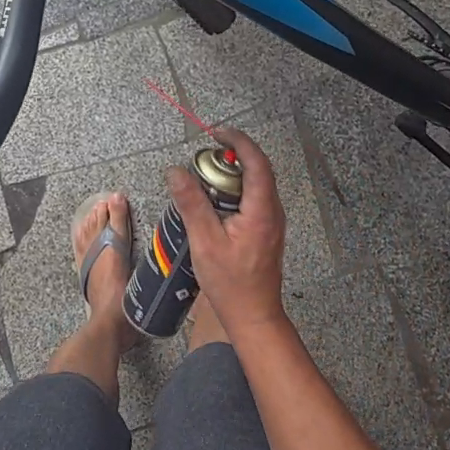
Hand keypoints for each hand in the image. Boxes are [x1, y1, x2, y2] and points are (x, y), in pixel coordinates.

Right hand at [167, 127, 286, 335]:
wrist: (254, 317)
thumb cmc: (231, 284)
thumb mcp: (205, 241)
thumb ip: (191, 203)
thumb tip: (175, 171)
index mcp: (262, 210)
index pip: (256, 161)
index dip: (237, 141)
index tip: (215, 133)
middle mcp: (273, 211)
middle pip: (257, 169)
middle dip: (231, 156)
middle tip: (203, 157)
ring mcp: (272, 222)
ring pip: (255, 184)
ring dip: (232, 174)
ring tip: (204, 177)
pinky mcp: (266, 231)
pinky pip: (253, 199)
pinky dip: (234, 191)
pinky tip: (214, 202)